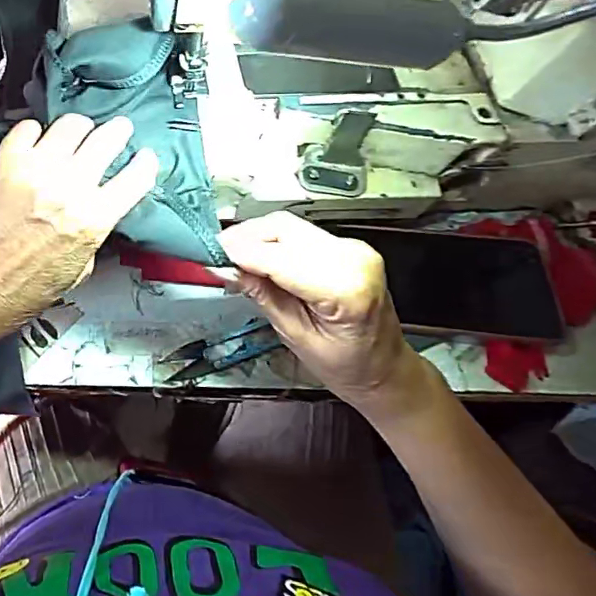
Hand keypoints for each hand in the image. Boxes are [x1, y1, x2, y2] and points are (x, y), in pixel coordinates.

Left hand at [0, 115, 157, 344]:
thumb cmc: (25, 288)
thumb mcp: (80, 267)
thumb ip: (94, 230)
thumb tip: (98, 208)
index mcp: (93, 219)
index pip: (135, 177)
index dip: (145, 163)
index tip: (145, 157)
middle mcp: (68, 189)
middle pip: (106, 140)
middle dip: (118, 132)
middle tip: (119, 129)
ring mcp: (36, 171)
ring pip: (70, 126)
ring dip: (80, 127)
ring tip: (80, 130)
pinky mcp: (6, 163)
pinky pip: (28, 128)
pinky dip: (37, 131)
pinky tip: (39, 140)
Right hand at [218, 212, 421, 404]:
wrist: (385, 369)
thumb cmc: (349, 365)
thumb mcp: (295, 336)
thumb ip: (263, 295)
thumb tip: (228, 269)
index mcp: (346, 288)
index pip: (278, 258)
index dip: (239, 254)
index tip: (209, 255)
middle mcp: (352, 258)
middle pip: (282, 229)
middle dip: (243, 239)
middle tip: (215, 256)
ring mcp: (351, 247)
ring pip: (287, 226)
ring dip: (255, 237)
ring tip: (231, 258)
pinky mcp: (345, 245)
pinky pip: (298, 233)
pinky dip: (271, 240)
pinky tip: (256, 257)